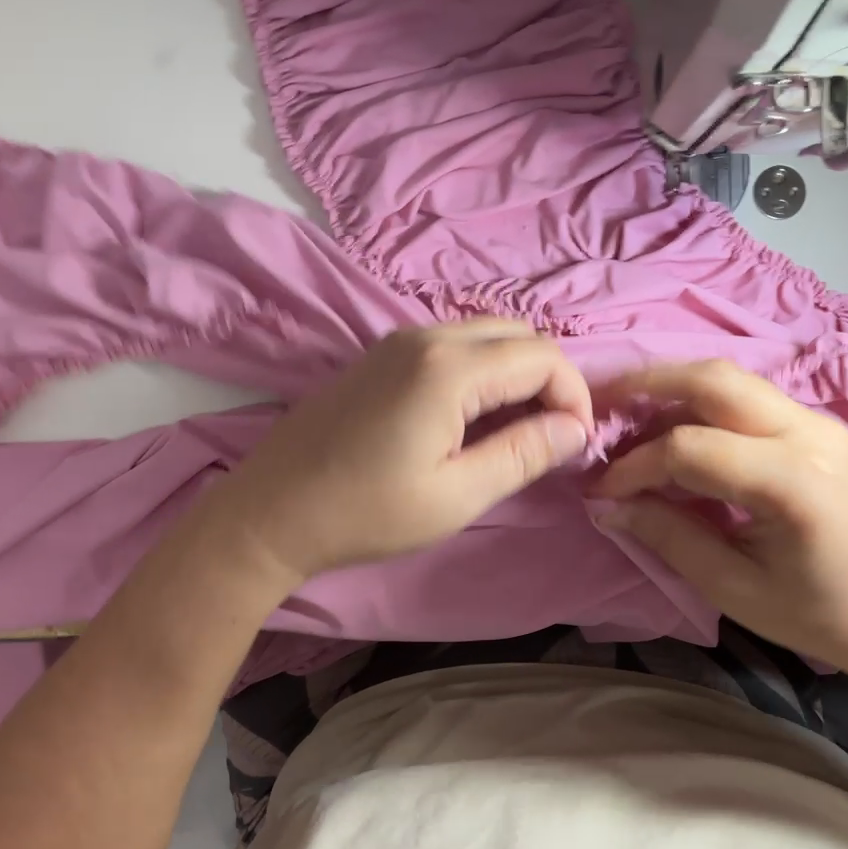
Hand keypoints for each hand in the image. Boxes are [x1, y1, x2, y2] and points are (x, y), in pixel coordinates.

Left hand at [205, 319, 593, 582]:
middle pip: (517, 334)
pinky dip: (479, 373)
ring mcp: (396, 341)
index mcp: (449, 368)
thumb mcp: (457, 496)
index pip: (543, 356)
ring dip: (513, 375)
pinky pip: (450, 347)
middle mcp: (425, 336)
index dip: (574, 396)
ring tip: (512, 434)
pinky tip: (468, 422)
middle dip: (547, 380)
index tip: (573, 445)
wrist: (272, 512)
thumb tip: (575, 429)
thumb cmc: (366, 513)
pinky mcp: (378, 356)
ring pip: (484, 336)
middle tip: (547, 438)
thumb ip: (523, 454)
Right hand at [590, 360, 847, 671]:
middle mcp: (808, 434)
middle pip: (712, 380)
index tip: (599, 491)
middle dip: (646, 385)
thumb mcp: (732, 587)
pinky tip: (670, 430)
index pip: (690, 446)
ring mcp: (816, 423)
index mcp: (792, 481)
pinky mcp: (814, 428)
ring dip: (671, 390)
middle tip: (598, 404)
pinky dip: (699, 404)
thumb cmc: (817, 614)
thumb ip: (668, 537)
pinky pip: (746, 398)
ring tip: (625, 417)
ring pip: (730, 379)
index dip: (634, 465)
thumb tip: (607, 505)